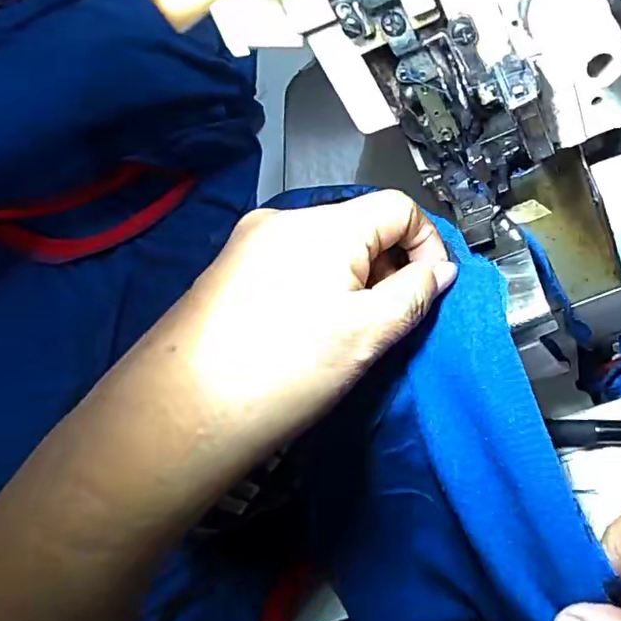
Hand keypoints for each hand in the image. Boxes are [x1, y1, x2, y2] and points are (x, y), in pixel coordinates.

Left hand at [117, 190, 455, 454]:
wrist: (181, 413)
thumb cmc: (282, 372)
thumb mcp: (367, 334)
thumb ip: (414, 294)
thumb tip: (439, 272)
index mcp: (323, 226)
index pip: (398, 208)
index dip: (426, 244)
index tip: (429, 288)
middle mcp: (283, 220)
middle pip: (360, 225)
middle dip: (387, 265)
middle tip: (387, 319)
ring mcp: (250, 242)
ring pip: (325, 246)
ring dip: (351, 278)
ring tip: (344, 332)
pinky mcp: (229, 268)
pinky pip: (291, 262)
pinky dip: (315, 285)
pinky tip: (305, 330)